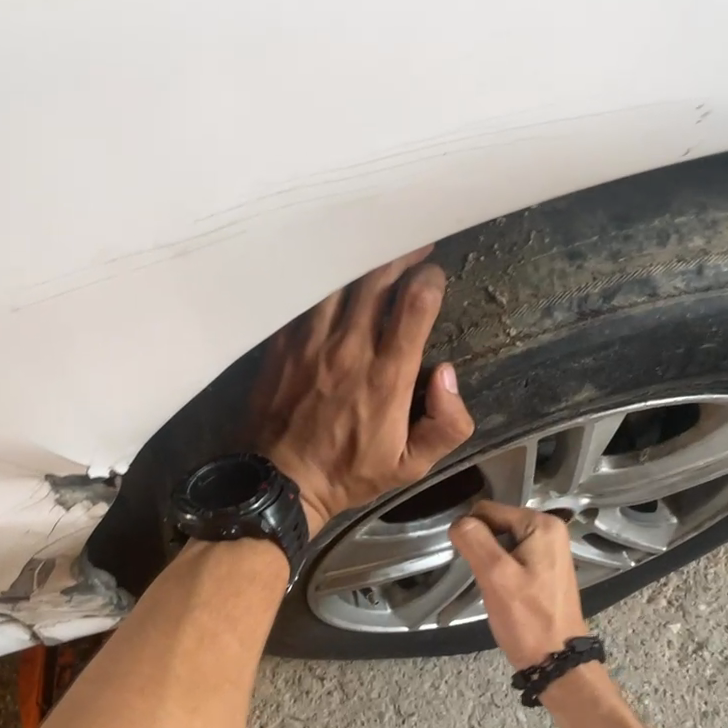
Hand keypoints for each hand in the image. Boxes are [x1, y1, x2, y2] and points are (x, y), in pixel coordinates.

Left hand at [253, 246, 474, 526]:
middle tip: (413, 245)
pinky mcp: (282, 344)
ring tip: (375, 248)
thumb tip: (447, 373)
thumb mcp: (411, 466)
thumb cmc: (350, 473)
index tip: (433, 276)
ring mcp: (310, 342)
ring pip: (338, 281)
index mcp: (386, 376)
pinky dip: (322, 280)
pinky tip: (331, 273)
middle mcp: (349, 349)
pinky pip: (305, 297)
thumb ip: (446, 424)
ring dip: (361, 261)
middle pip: (377, 280)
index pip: (415, 304)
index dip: (429, 280)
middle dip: (401, 255)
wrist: (280, 482)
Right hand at [449, 500, 589, 670]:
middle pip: (495, 524)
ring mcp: (549, 550)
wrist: (556, 660)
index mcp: (542, 524)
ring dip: (490, 561)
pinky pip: (512, 557)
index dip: (472, 534)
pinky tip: (504, 591)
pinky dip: (501, 571)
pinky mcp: (545, 568)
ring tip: (494, 586)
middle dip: (482, 548)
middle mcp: (550, 530)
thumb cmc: (527, 619)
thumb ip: (475, 541)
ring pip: (501, 542)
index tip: (473, 564)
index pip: (487, 510)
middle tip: (485, 578)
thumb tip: (458, 522)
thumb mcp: (496, 576)